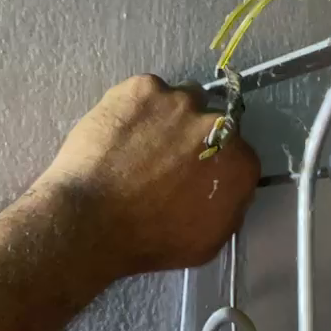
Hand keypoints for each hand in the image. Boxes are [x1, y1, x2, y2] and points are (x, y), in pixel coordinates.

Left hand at [36, 74, 259, 276]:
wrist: (91, 222)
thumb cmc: (148, 242)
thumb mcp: (207, 242)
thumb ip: (228, 206)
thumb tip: (227, 188)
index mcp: (239, 162)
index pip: (235, 154)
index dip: (212, 163)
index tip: (192, 173)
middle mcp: (216, 123)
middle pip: (210, 122)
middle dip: (191, 138)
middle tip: (161, 161)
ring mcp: (178, 101)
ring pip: (178, 102)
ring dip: (164, 119)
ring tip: (135, 146)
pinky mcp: (141, 88)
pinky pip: (144, 94)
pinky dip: (133, 110)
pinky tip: (117, 135)